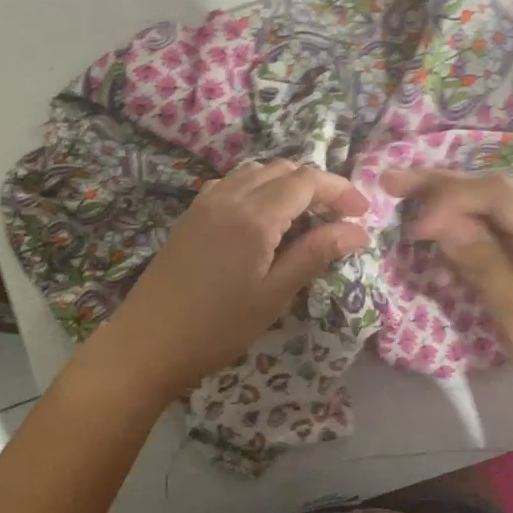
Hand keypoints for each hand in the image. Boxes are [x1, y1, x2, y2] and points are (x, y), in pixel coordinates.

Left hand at [93, 160, 369, 400]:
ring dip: (286, 185)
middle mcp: (229, 197)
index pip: (307, 181)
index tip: (364, 215)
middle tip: (338, 220)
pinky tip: (264, 221)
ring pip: (255, 174)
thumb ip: (315, 254)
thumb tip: (358, 230)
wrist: (149, 342)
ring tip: (306, 219)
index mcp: (254, 215)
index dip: (340, 191)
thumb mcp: (274, 295)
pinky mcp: (190, 217)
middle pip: (282, 170)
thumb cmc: (218, 327)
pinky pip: (231, 185)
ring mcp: (205, 204)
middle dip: (316, 186)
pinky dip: (257, 191)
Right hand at [382, 169, 512, 415]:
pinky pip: (492, 239)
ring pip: (487, 213)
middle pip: (488, 193)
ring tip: (405, 211)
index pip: (493, 194)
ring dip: (445, 209)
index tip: (414, 228)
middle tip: (389, 181)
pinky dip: (460, 239)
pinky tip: (439, 258)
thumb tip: (443, 225)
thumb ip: (485, 267)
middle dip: (438, 186)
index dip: (448, 199)